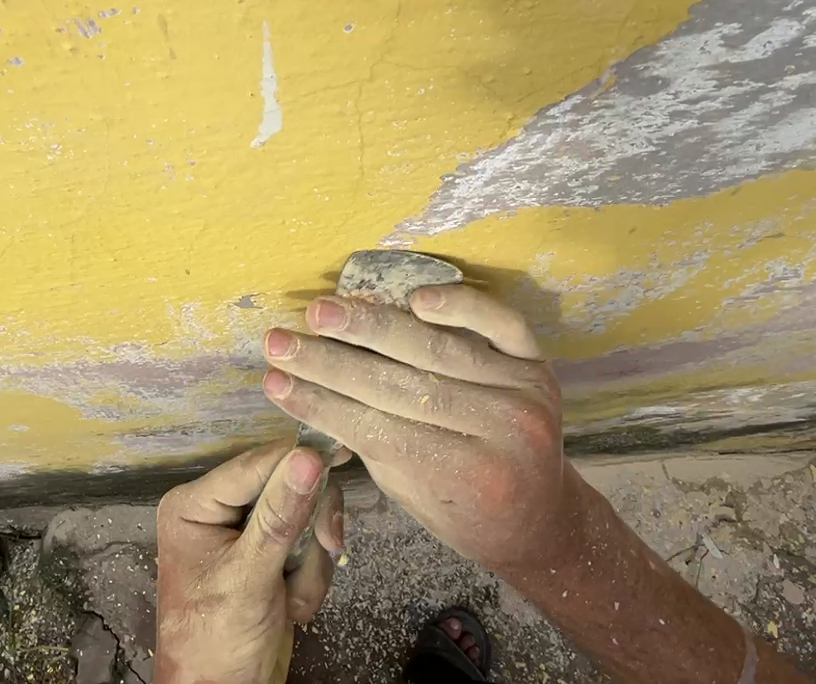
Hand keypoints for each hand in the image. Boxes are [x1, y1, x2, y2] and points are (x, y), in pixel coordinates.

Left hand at [155, 442, 344, 683]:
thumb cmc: (217, 641)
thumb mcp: (249, 578)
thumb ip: (280, 516)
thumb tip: (308, 456)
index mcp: (195, 504)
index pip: (255, 464)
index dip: (297, 458)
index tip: (342, 452)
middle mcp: (218, 509)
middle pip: (285, 485)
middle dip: (308, 527)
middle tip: (329, 545)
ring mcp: (245, 533)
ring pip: (303, 516)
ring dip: (309, 562)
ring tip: (293, 599)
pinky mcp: (268, 555)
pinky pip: (307, 545)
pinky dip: (309, 579)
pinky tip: (291, 607)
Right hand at [261, 285, 574, 573]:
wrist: (542, 519)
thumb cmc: (465, 513)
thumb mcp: (410, 495)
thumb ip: (371, 441)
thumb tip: (311, 388)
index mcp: (465, 479)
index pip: (374, 428)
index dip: (319, 402)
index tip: (273, 379)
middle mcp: (499, 432)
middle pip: (398, 384)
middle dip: (329, 361)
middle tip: (281, 341)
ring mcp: (523, 392)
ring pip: (434, 348)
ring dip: (369, 324)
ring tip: (320, 311)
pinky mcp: (539, 363)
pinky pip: (500, 322)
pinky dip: (458, 304)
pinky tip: (413, 297)